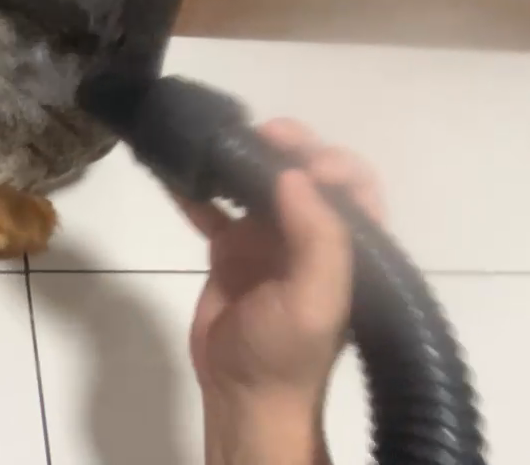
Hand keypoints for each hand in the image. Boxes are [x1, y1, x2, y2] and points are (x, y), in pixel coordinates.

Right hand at [176, 121, 382, 464]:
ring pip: (258, 180)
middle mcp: (309, 234)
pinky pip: (212, 206)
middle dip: (286, 146)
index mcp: (343, 246)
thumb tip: (293, 174)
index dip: (334, 163)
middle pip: (304, 172)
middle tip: (258, 132)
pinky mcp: (229, 247)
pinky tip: (173, 172)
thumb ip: (318, 238)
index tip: (299, 160)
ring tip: (217, 142)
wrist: (241, 395)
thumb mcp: (316, 300)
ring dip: (240, 156)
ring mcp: (266, 238)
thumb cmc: (288, 352)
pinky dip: (193, 187)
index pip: (355, 187)